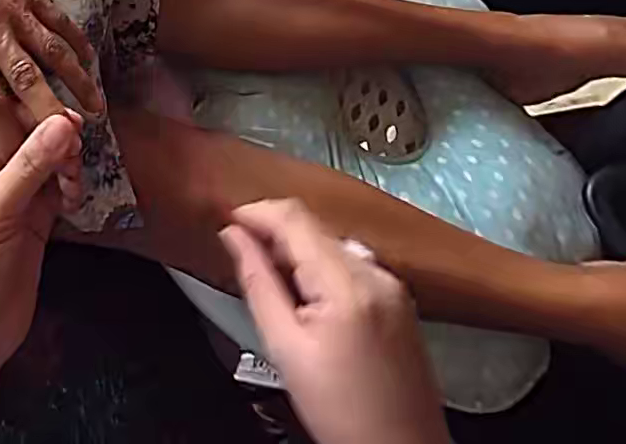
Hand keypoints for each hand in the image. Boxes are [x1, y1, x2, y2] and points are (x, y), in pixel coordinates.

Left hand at [0, 0, 101, 155]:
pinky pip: (59, 19)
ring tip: (95, 108)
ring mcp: (14, 10)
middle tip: (75, 143)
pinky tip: (91, 60)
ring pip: (52, 50)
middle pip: (26, 80)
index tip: (24, 161)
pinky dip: (77, 40)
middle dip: (52, 115)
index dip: (8, 134)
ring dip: (77, 80)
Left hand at [0, 114, 82, 432]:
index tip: (71, 118)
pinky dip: (69, 187)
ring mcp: (15, 196)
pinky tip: (72, 196)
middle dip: (56, 139)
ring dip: (65, 164)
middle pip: (32, 137)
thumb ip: (30, 164)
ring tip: (72, 180)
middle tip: (75, 153)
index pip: (7, 117)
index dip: (37, 113)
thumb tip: (66, 120)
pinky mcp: (34, 220)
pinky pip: (57, 189)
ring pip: (48, 162)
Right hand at [220, 200, 450, 443]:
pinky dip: (318, 262)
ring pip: (327, 239)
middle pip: (311, 225)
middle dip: (272, 232)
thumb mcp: (284, 345)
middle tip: (244, 255)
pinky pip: (347, 258)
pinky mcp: (398, 298)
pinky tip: (306, 293)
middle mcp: (376, 274)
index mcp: (348, 285)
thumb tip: (231, 233)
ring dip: (294, 247)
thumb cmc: (341, 412)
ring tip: (273, 279)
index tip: (226, 223)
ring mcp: (392, 285)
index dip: (254, 212)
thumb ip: (255, 279)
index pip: (292, 217)